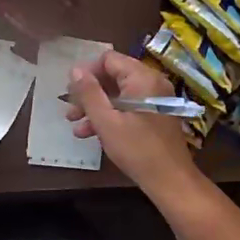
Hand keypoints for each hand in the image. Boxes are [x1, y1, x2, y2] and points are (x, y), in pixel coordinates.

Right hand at [64, 51, 201, 198]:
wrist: (170, 179)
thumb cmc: (136, 149)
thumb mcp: (106, 121)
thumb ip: (89, 93)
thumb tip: (75, 70)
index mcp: (142, 78)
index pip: (109, 59)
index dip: (87, 72)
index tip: (70, 91)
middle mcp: (151, 83)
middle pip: (113, 76)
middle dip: (89, 93)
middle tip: (70, 110)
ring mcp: (155, 99)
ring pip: (119, 94)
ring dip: (96, 107)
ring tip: (76, 125)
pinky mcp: (155, 115)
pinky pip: (129, 106)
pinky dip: (111, 115)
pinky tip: (92, 133)